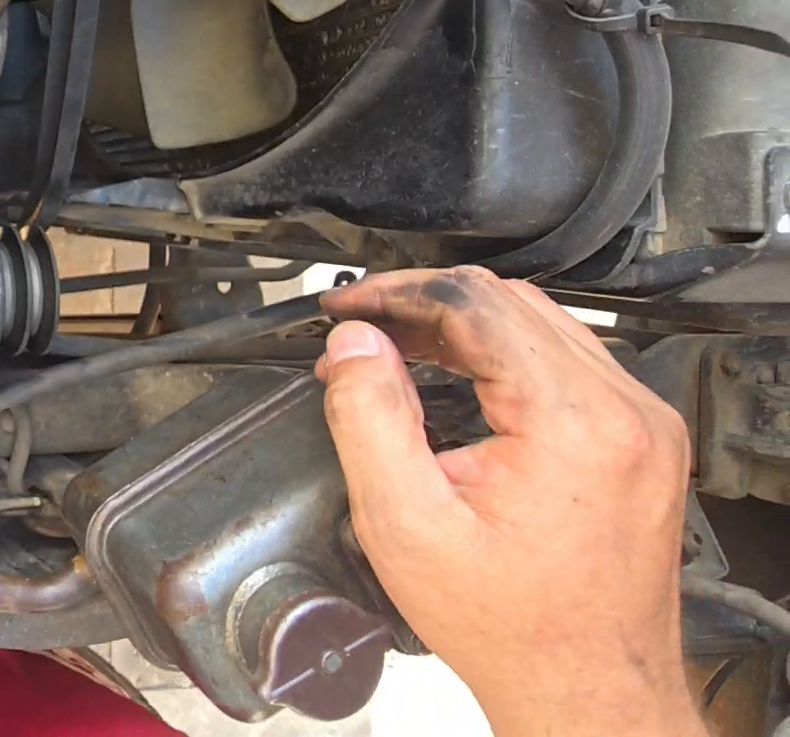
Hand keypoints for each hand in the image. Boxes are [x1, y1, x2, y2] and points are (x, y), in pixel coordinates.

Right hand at [316, 266, 703, 736]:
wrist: (584, 687)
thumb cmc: (505, 618)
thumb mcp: (401, 518)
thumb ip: (368, 415)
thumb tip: (353, 343)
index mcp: (576, 424)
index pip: (474, 305)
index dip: (393, 292)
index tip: (342, 307)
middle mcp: (625, 413)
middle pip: (505, 300)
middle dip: (414, 298)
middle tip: (354, 321)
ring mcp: (636, 424)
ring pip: (529, 319)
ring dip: (446, 317)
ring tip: (382, 339)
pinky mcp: (629, 437)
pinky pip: (550, 354)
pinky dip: (481, 344)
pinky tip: (436, 362)